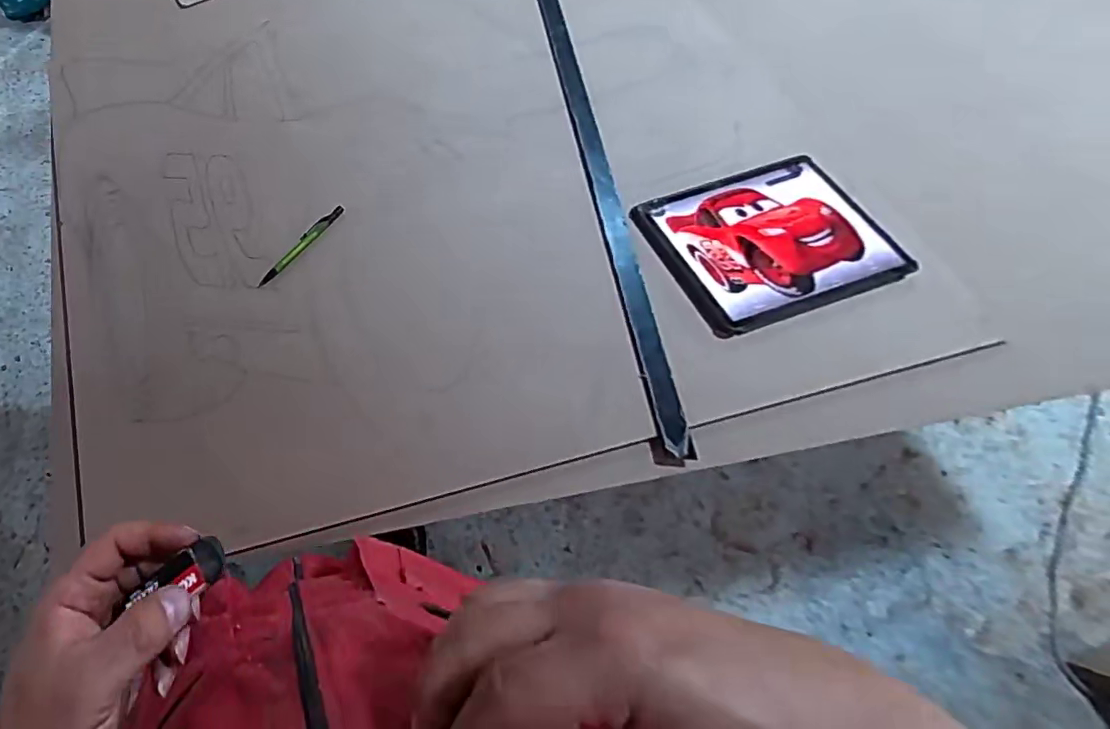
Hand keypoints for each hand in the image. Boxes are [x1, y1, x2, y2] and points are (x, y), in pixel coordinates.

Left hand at [0, 521, 201, 728]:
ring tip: (178, 650)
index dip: (152, 535)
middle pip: (137, 574)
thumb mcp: (96, 672)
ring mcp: (103, 641)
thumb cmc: (54, 720)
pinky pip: (151, 643)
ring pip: (149, 609)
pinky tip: (167, 673)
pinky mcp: (117, 670)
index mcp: (72, 596)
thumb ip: (139, 630)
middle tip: (200, 595)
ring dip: (171, 624)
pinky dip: (167, 652)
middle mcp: (88, 610)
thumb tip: (182, 594)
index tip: (192, 539)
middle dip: (170, 582)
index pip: (115, 546)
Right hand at [414, 579, 963, 728]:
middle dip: (441, 689)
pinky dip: (486, 631)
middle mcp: (587, 605)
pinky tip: (492, 669)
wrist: (867, 723)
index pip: (502, 696)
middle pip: (476, 633)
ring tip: (449, 706)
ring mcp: (596, 592)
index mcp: (610, 654)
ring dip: (455, 652)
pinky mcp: (610, 597)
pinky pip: (520, 599)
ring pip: (487, 603)